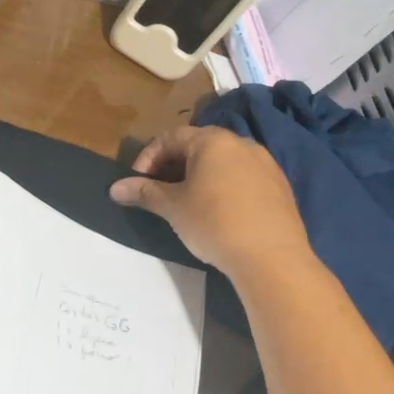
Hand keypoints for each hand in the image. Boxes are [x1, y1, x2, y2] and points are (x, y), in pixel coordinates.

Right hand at [109, 125, 313, 281]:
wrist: (270, 257)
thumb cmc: (214, 222)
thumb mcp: (172, 207)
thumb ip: (144, 192)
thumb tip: (115, 188)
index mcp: (213, 141)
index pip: (171, 137)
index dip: (147, 157)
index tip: (137, 182)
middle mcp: (242, 144)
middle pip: (197, 146)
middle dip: (172, 166)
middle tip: (157, 192)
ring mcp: (265, 164)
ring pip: (221, 162)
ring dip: (197, 176)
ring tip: (184, 202)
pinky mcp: (278, 186)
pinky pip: (241, 177)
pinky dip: (221, 186)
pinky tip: (215, 212)